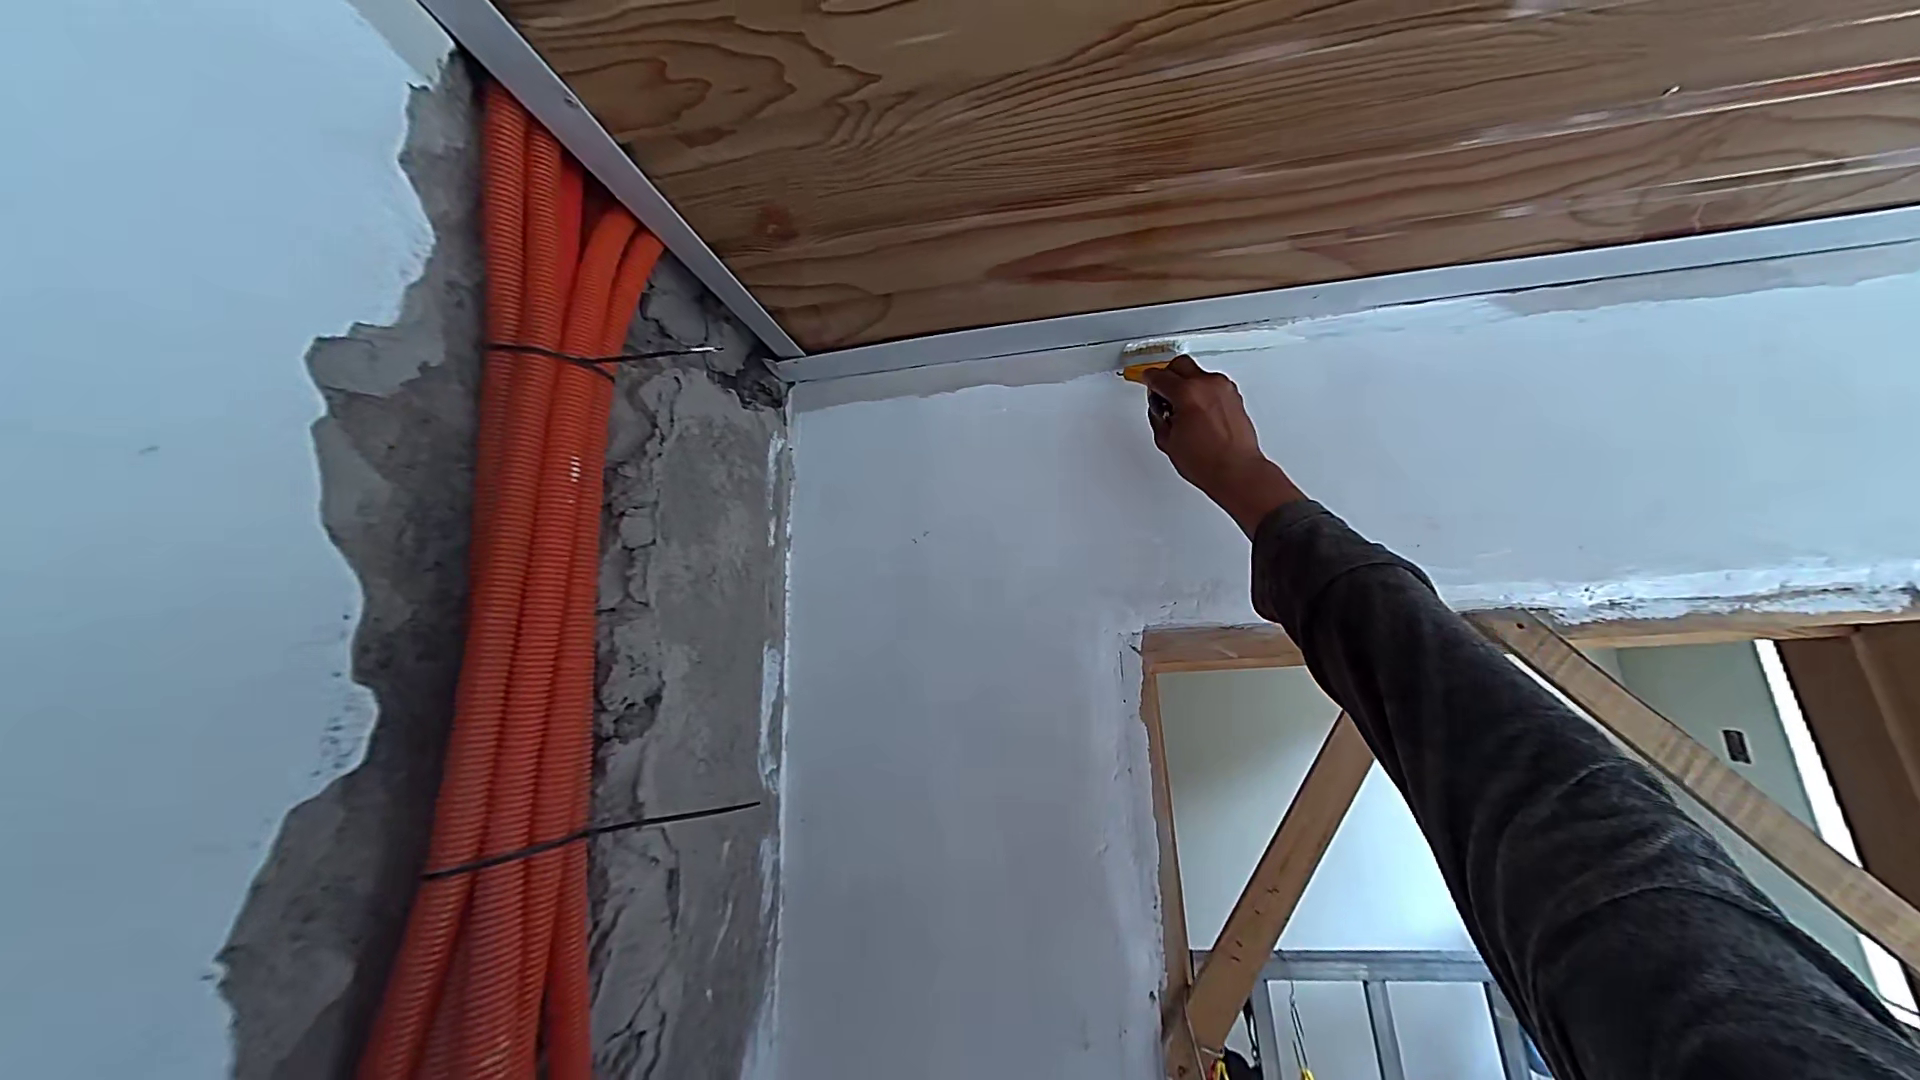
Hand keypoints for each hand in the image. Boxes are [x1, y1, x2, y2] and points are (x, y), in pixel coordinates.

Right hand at [1141, 355, 1304, 535]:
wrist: (1235, 470)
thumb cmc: (1207, 461)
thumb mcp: (1167, 440)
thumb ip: (1158, 416)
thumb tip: (1159, 408)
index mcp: (1187, 393)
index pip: (1159, 376)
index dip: (1148, 379)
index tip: (1145, 380)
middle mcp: (1208, 385)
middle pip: (1180, 365)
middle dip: (1167, 375)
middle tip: (1160, 391)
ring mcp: (1224, 389)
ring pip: (1197, 373)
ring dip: (1186, 383)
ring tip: (1179, 406)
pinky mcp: (1234, 396)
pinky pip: (1212, 384)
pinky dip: (1201, 390)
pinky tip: (1195, 409)